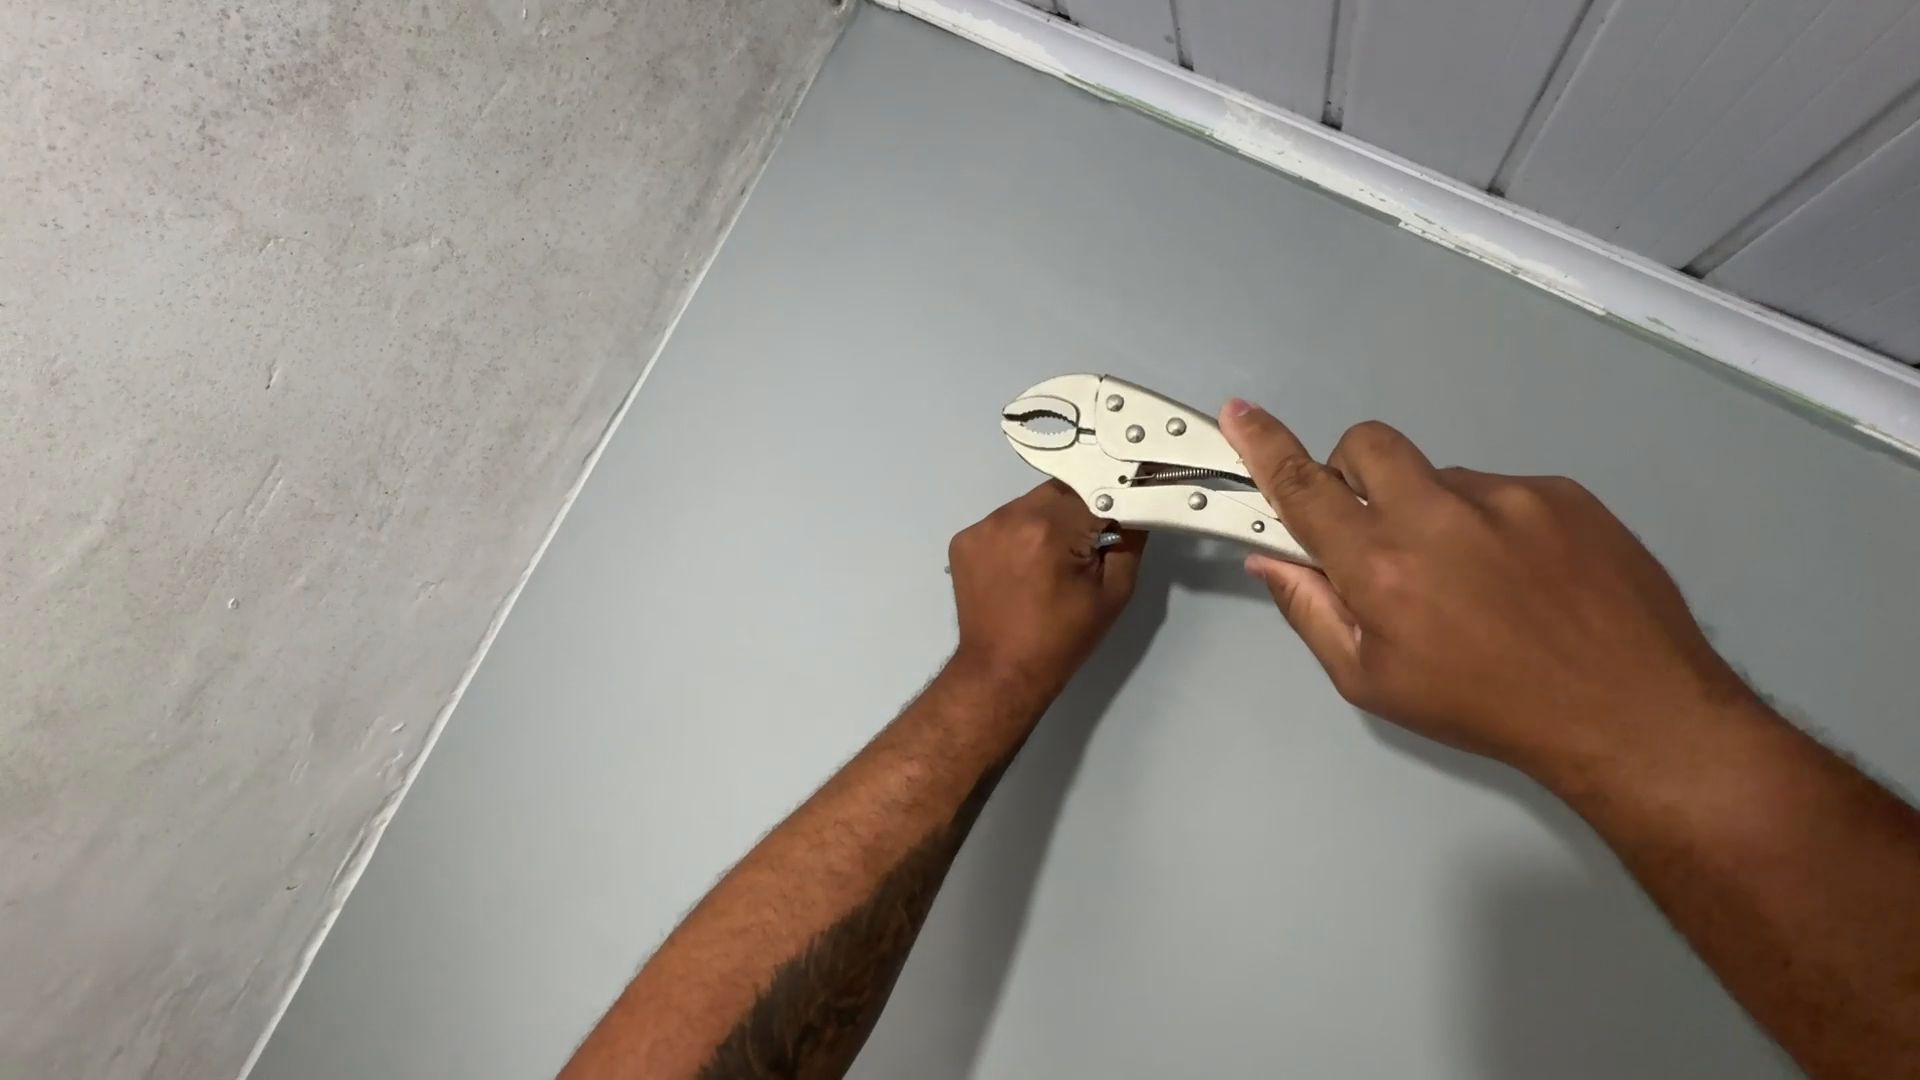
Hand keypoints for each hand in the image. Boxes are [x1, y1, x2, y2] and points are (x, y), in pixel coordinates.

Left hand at [946, 480, 1145, 703]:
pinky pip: (1002, 521)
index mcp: (1050, 530)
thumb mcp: (1114, 593)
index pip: (1093, 490)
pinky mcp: (963, 540)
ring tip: (1049, 560)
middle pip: (1058, 492)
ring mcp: (981, 527)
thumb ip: (1129, 541)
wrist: (1002, 670)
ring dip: (1046, 520)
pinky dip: (1017, 534)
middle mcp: (1010, 517)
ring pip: (1029, 503)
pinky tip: (1020, 566)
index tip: (1118, 520)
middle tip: (1084, 546)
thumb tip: (1136, 505)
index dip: (1111, 503)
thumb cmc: (1062, 638)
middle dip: (1077, 511)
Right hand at [1218, 401, 1754, 779]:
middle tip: (1373, 528)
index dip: (1263, 445)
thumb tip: (1269, 560)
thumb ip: (1309, 611)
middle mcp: (1436, 514)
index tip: (1240, 413)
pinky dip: (1486, 521)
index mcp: (1379, 564)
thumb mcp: (1370, 680)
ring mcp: (1507, 495)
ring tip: (1472, 577)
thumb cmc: (1481, 706)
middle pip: (1365, 444)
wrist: (1633, 714)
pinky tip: (1520, 575)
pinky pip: (1497, 490)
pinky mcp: (1563, 493)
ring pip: (1435, 475)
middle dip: (1348, 471)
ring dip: (1427, 511)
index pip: (1302, 486)